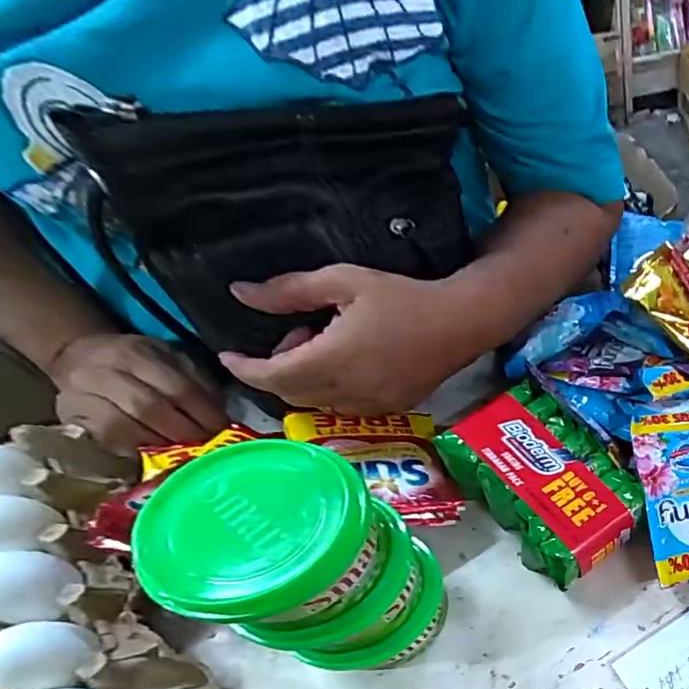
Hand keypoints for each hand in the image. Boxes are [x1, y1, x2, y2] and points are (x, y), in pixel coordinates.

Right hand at [49, 335, 226, 454]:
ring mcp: (79, 393)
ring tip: (184, 454)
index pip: (178, 389)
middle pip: (150, 408)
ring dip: (160, 444)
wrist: (78, 356)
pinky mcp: (69, 415)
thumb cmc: (141, 365)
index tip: (224, 431)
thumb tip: (225, 419)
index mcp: (136, 355)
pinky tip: (155, 456)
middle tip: (207, 448)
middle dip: (185, 432)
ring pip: (122, 426)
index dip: (205, 414)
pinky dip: (133, 450)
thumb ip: (199, 385)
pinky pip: (103, 438)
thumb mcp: (174, 363)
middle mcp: (103, 371)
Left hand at [219, 265, 493, 412]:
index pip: (271, 376)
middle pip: (292, 395)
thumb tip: (240, 293)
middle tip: (293, 338)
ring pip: (319, 405)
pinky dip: (332, 393)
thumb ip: (288, 290)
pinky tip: (349, 366)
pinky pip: (347, 408)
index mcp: (332, 359)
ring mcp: (374, 403)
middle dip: (277, 372)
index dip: (243, 368)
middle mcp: (350, 390)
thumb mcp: (343, 280)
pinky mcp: (393, 407)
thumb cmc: (403, 297)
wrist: (461, 323)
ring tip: (324, 349)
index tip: (227, 355)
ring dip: (306, 383)